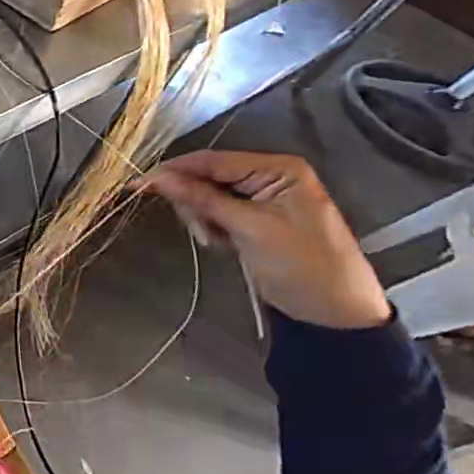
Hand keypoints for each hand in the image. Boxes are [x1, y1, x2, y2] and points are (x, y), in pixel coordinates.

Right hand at [141, 151, 391, 329]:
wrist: (334, 312)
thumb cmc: (302, 264)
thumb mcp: (249, 228)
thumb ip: (201, 198)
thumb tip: (154, 177)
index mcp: (278, 169)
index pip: (212, 161)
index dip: (174, 171)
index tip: (139, 184)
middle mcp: (267, 176)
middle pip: (206, 177)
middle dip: (195, 203)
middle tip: (202, 230)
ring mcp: (260, 197)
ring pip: (205, 195)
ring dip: (202, 218)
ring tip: (216, 242)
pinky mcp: (251, 217)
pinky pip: (214, 211)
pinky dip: (211, 227)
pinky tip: (222, 244)